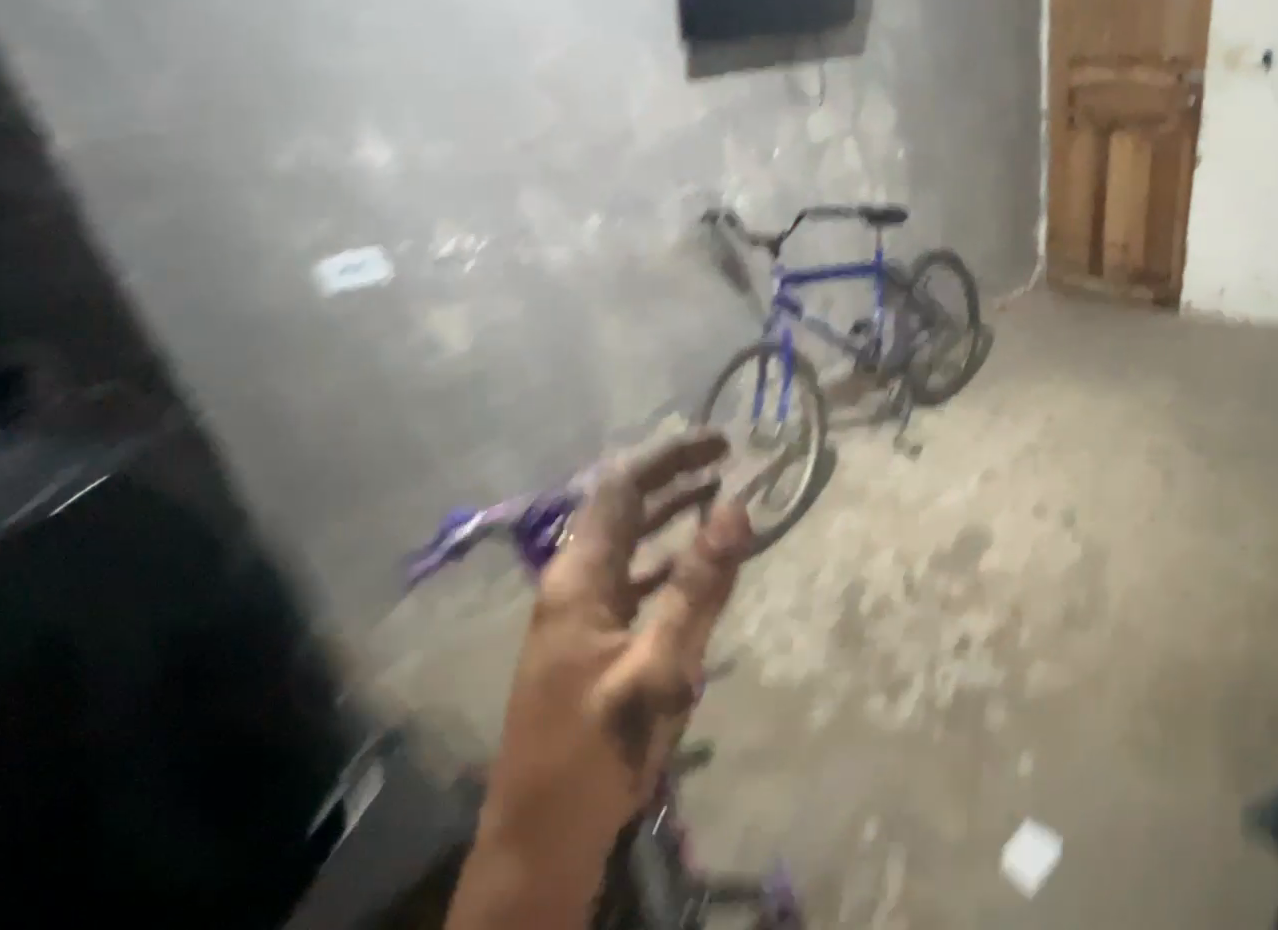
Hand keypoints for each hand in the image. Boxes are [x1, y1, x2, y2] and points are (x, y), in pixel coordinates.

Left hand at [447, 431, 752, 929]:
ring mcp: (578, 617)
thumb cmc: (599, 749)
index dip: (670, 457)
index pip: (622, 490)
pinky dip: (666, 564)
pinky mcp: (589, 646)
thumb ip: (699, 586)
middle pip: (621, 511)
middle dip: (673, 479)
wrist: (541, 835)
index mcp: (579, 580)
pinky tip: (695, 571)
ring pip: (627, 547)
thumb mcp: (660, 667)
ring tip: (719, 500)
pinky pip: (631, 584)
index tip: (722, 443)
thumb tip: (735, 507)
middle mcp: (573, 586)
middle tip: (729, 461)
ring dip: (670, 518)